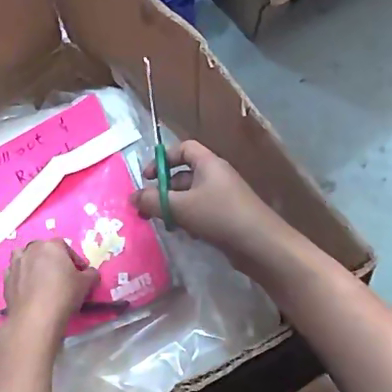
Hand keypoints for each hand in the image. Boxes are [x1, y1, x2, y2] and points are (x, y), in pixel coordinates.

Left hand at [2, 240, 94, 340]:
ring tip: (41, 280)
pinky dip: (21, 278)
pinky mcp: (6, 279)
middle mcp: (30, 250)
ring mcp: (15, 264)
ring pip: (24, 258)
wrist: (35, 317)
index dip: (73, 259)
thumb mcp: (86, 284)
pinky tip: (29, 290)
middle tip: (60, 275)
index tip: (80, 272)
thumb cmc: (64, 295)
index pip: (64, 246)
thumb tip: (90, 272)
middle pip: (42, 250)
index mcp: (50, 246)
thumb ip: (91, 274)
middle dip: (52, 260)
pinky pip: (16, 274)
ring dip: (32, 264)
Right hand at [134, 140, 276, 254]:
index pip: (183, 148)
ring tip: (161, 222)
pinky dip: (188, 218)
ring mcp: (223, 195)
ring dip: (173, 207)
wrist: (259, 243)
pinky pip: (200, 210)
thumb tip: (131, 197)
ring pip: (190, 195)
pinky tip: (183, 232)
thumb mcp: (179, 207)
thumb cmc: (218, 216)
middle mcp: (216, 175)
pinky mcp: (226, 214)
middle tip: (146, 206)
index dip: (163, 159)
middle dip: (163, 189)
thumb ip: (152, 201)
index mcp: (208, 163)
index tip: (147, 177)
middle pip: (183, 174)